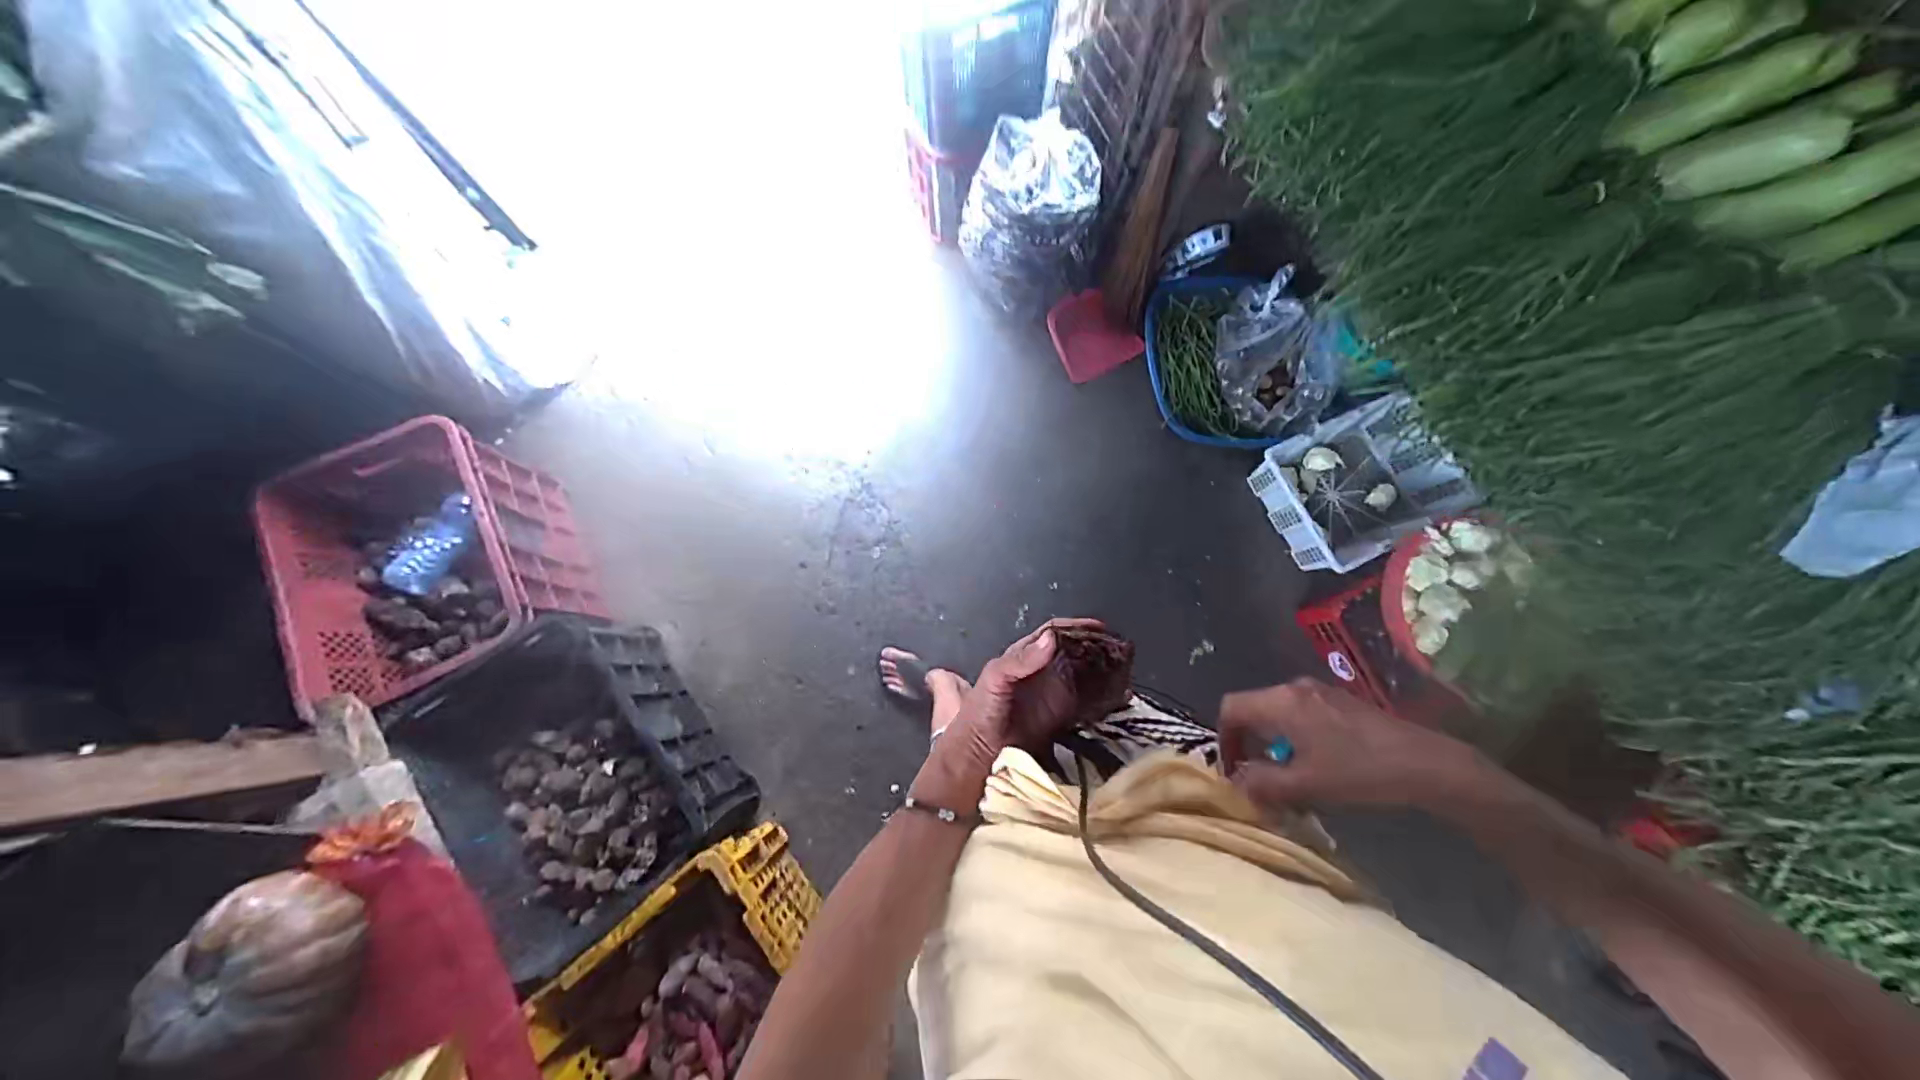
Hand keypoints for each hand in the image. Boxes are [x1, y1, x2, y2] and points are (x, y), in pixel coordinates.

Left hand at [909, 618, 1101, 808]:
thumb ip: (1020, 659)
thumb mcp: (995, 677)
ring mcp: (1055, 693)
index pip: (1053, 633)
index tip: (1098, 627)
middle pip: (1074, 650)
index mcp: (1024, 656)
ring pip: (1084, 672)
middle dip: (1094, 645)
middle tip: (1119, 646)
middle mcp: (1042, 671)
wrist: (979, 756)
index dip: (1074, 627)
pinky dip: (1104, 695)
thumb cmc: (980, 712)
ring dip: (1103, 667)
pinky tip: (1120, 693)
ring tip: (1125, 664)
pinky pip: (1088, 700)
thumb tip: (1051, 639)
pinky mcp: (1064, 716)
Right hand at [1218, 678, 1489, 810]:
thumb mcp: (1305, 785)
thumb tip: (1237, 782)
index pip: (1230, 709)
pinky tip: (1317, 765)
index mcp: (1280, 702)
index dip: (1224, 739)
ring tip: (1289, 777)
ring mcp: (1320, 692)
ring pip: (1278, 713)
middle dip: (1250, 744)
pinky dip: (1295, 737)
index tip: (1234, 771)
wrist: (1427, 763)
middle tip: (1260, 779)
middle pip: (1253, 709)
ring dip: (1274, 744)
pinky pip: (1300, 714)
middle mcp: (1294, 688)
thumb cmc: (1359, 772)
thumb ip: (1262, 783)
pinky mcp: (1340, 701)